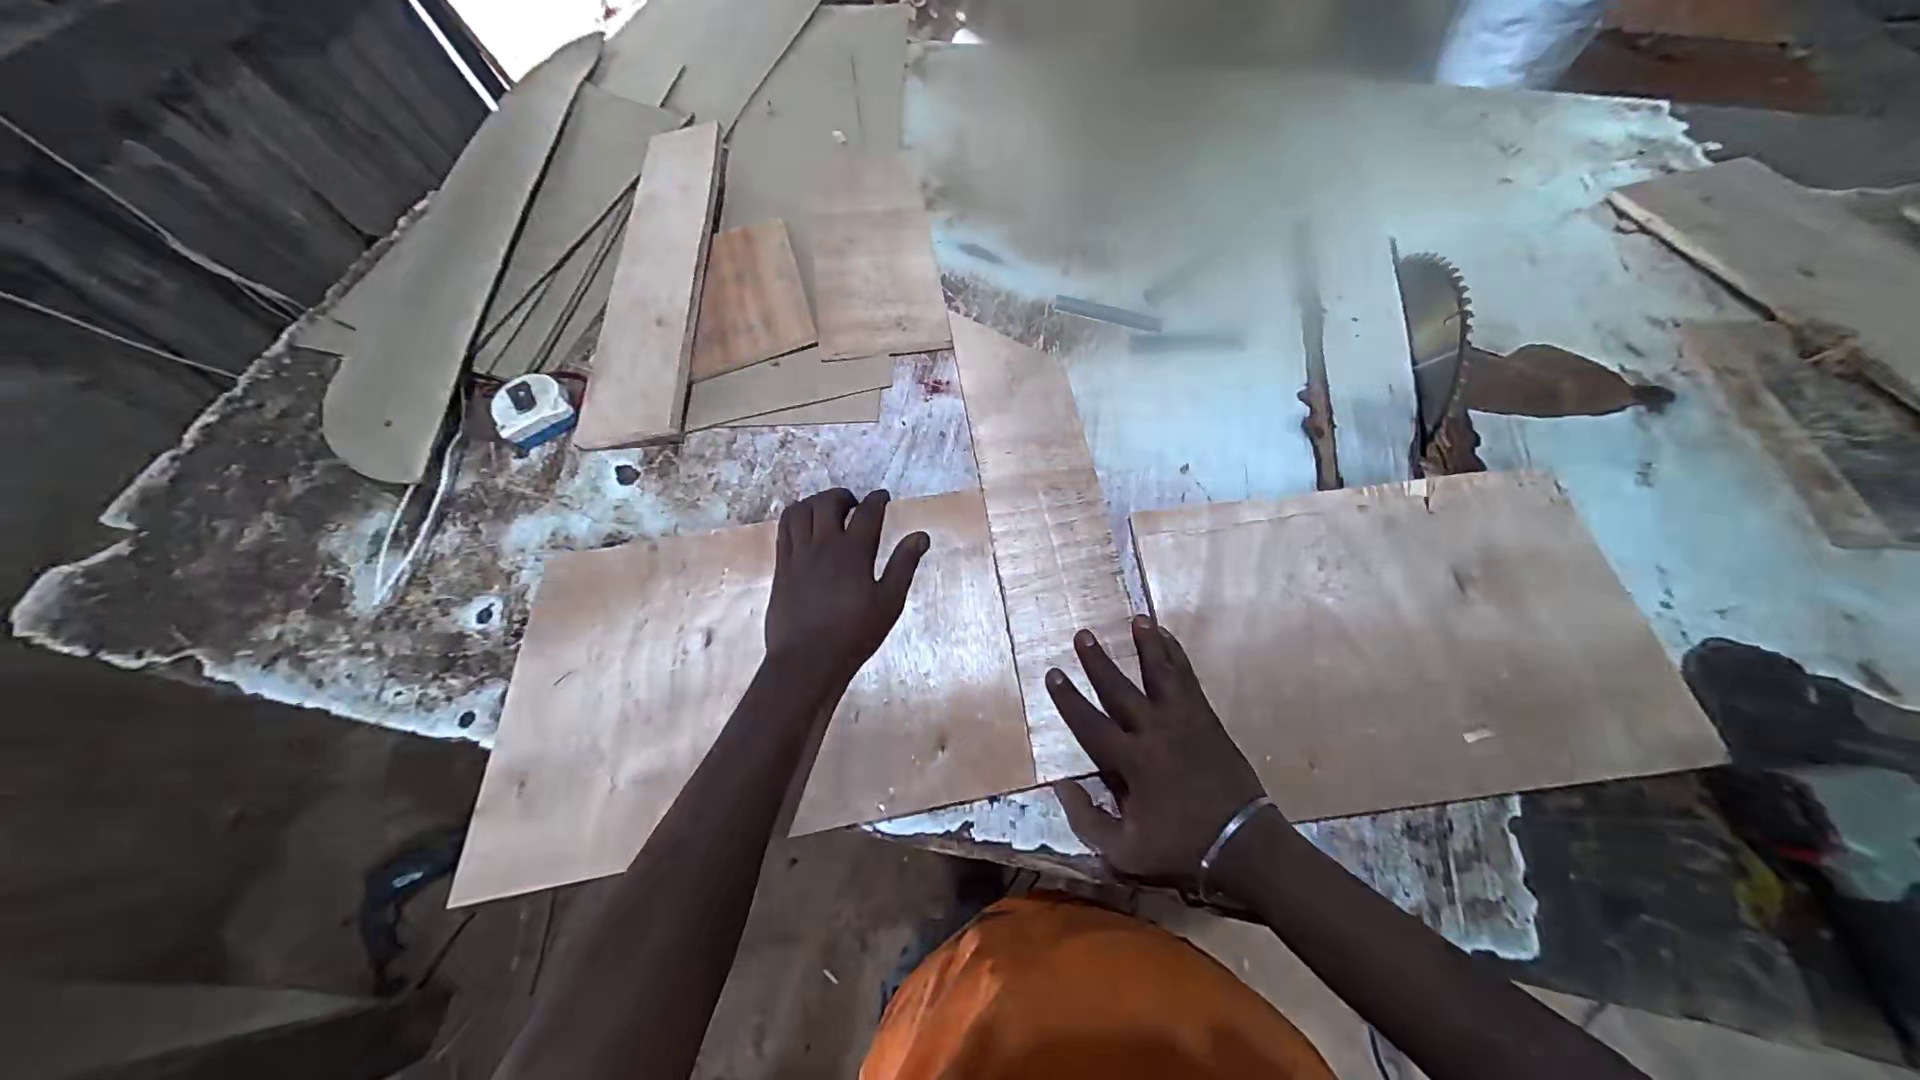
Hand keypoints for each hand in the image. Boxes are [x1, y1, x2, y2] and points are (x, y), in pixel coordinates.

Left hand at [766, 488, 928, 686]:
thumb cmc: (854, 634)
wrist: (807, 659)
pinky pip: (783, 529)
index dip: (877, 499)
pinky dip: (795, 518)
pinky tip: (805, 528)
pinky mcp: (782, 567)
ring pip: (801, 511)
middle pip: (828, 502)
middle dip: (842, 496)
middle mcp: (824, 545)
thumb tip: (921, 536)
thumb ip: (903, 565)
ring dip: (815, 503)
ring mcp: (798, 554)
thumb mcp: (889, 602)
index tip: (883, 497)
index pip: (867, 512)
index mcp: (854, 552)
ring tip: (826, 512)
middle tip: (853, 504)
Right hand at [1048, 615, 1270, 888]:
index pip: (1091, 723)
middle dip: (1098, 662)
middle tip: (1083, 635)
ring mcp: (1185, 722)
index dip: (1069, 699)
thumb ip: (1088, 819)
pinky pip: (1189, 679)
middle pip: (1121, 689)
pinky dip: (1178, 657)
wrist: (1244, 846)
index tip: (1054, 674)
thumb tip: (1062, 785)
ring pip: (1161, 674)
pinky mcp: (1207, 720)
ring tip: (1138, 619)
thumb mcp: (1124, 851)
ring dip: (1147, 646)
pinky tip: (1170, 641)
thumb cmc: (1180, 849)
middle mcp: (1156, 732)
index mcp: (1133, 762)